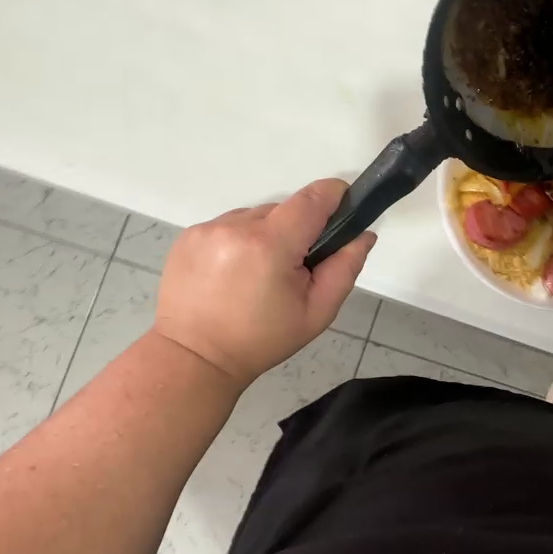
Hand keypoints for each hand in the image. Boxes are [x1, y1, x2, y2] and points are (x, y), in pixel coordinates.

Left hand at [152, 179, 375, 383]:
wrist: (196, 357)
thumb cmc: (263, 340)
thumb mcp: (317, 311)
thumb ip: (345, 268)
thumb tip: (363, 235)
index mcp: (270, 245)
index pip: (312, 199)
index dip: (334, 196)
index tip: (345, 207)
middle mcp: (235, 227)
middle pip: (284, 210)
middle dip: (296, 232)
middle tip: (294, 270)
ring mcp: (207, 229)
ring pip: (255, 217)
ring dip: (266, 236)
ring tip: (259, 275)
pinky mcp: (188, 235)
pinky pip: (229, 226)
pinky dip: (240, 243)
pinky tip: (234, 274)